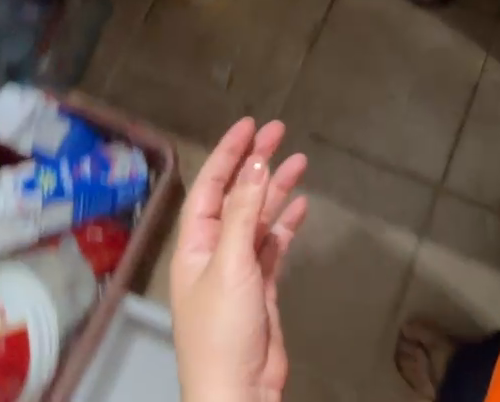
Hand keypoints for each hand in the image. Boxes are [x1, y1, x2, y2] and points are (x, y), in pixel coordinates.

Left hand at [171, 118, 309, 401]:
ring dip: (276, 189)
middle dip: (255, 163)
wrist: (238, 393)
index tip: (250, 125)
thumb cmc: (223, 328)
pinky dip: (287, 223)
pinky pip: (274, 243)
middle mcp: (214, 251)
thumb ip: (243, 213)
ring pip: (258, 217)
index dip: (228, 154)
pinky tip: (303, 204)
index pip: (210, 187)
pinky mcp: (261, 286)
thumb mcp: (230, 265)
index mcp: (195, 245)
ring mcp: (239, 269)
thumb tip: (255, 164)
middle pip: (236, 196)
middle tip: (280, 131)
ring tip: (300, 160)